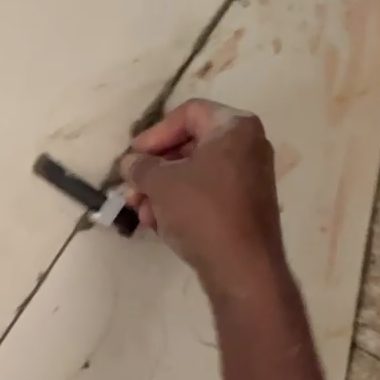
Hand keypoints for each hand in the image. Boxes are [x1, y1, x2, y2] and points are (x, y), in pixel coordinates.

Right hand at [122, 99, 285, 297]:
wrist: (241, 265)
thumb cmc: (201, 211)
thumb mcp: (160, 184)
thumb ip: (140, 166)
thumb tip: (130, 162)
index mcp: (234, 127)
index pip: (187, 113)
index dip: (154, 133)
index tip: (133, 157)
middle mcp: (248, 146)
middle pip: (189, 145)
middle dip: (154, 169)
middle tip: (131, 188)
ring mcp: (249, 177)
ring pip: (194, 173)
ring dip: (161, 190)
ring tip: (140, 212)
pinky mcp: (244, 206)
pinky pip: (206, 194)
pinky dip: (180, 204)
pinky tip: (159, 224)